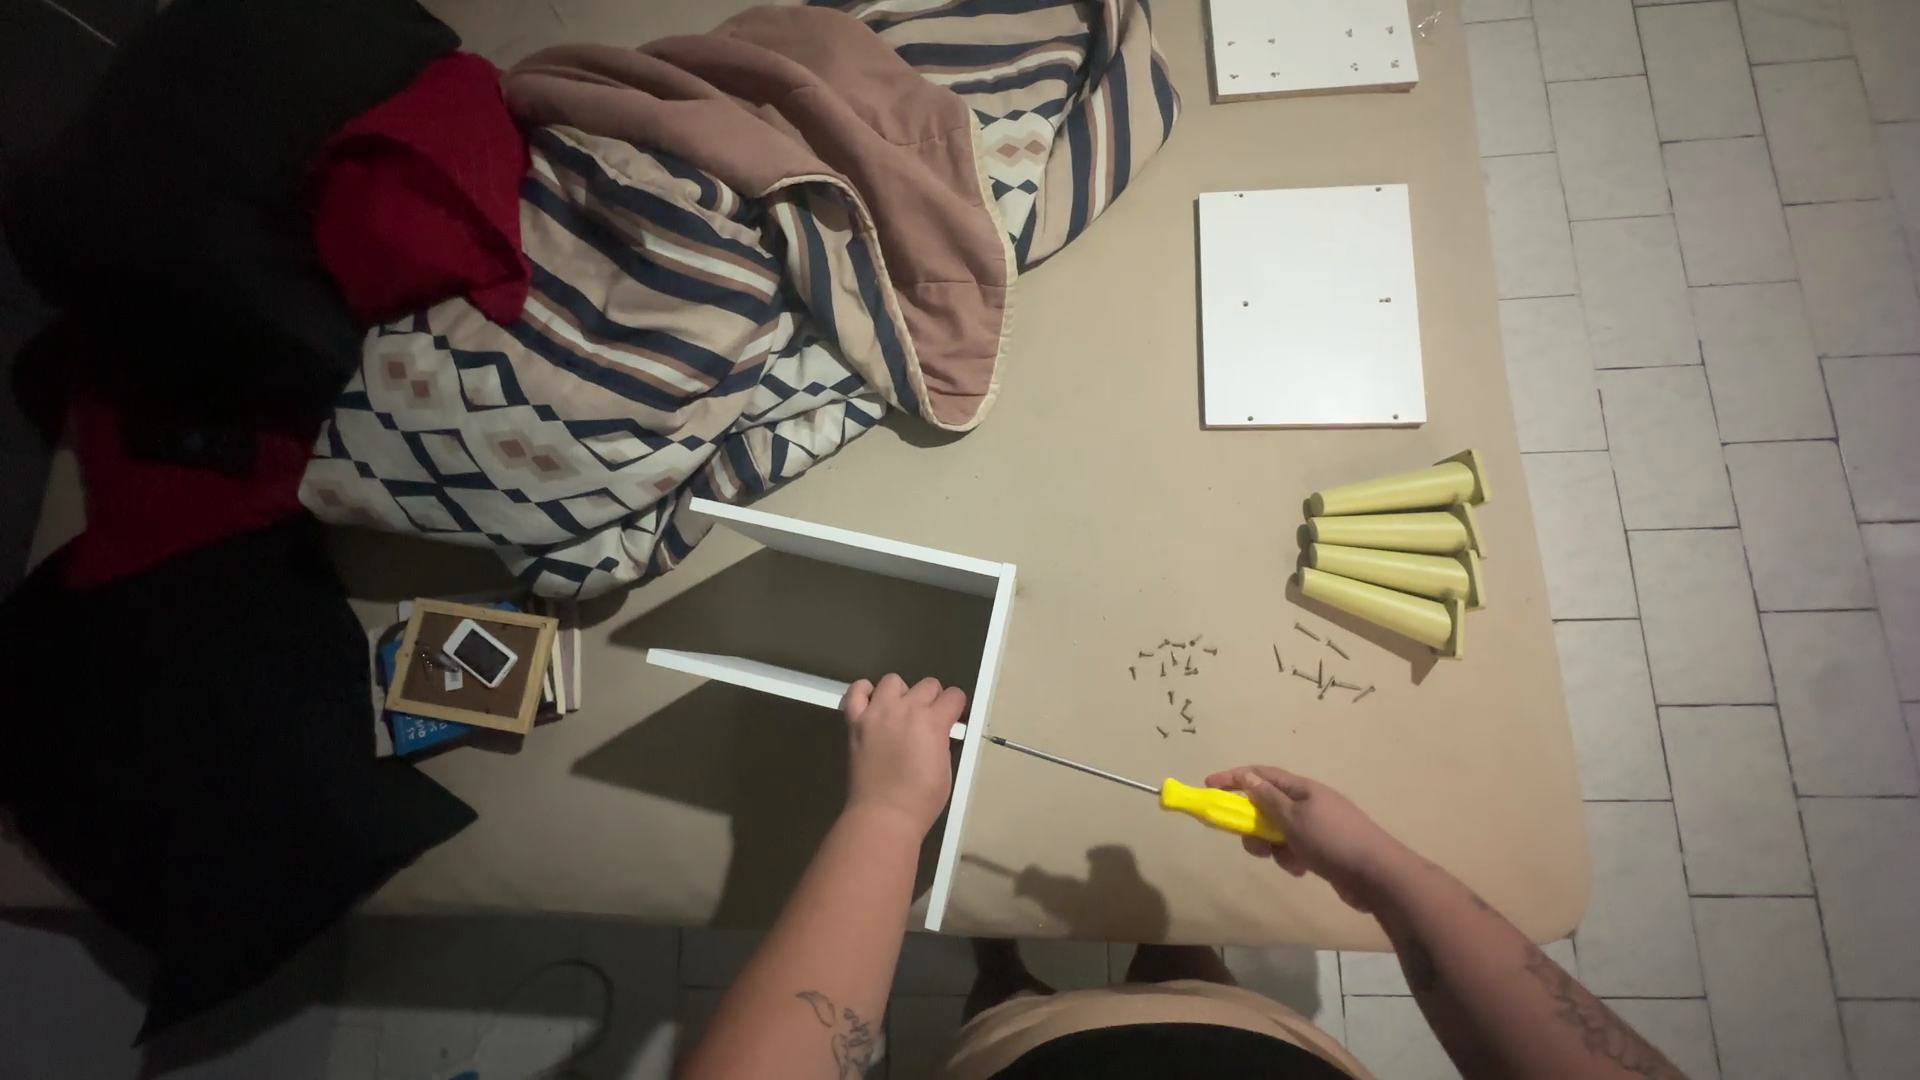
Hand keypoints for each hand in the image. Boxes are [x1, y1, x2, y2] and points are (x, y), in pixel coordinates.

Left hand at [841, 674, 966, 834]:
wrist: (884, 815)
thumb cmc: (921, 799)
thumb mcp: (946, 768)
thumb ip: (943, 741)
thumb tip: (940, 732)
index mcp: (933, 721)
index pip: (954, 696)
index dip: (956, 708)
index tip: (953, 720)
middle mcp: (906, 708)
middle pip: (928, 684)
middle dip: (933, 700)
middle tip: (928, 721)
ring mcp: (878, 712)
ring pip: (893, 680)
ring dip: (901, 693)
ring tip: (900, 712)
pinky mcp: (856, 721)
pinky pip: (856, 692)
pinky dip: (865, 692)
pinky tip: (872, 704)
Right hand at [1205, 766, 1414, 912]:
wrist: (1380, 877)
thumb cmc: (1332, 841)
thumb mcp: (1293, 817)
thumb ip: (1266, 797)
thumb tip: (1247, 776)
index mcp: (1302, 788)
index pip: (1260, 774)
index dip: (1233, 777)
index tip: (1209, 785)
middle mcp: (1309, 802)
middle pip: (1267, 805)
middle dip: (1253, 822)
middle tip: (1250, 841)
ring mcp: (1319, 826)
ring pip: (1279, 830)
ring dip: (1273, 844)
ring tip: (1283, 859)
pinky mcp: (1325, 849)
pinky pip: (1295, 847)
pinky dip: (1291, 857)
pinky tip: (1301, 870)